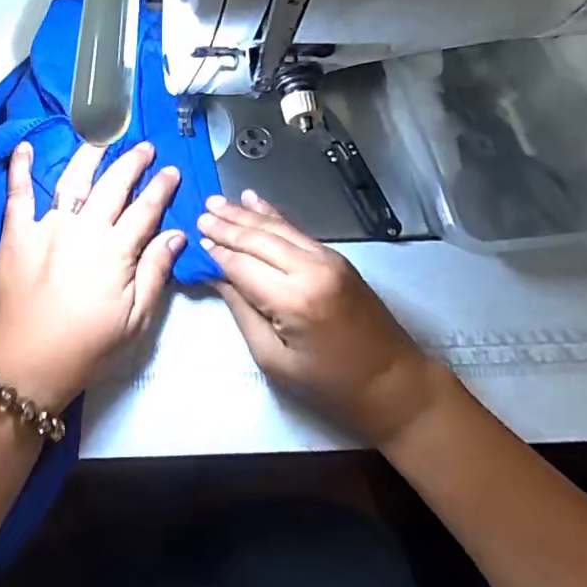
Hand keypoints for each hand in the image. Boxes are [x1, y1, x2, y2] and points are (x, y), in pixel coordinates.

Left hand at [0, 140, 183, 411]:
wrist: (22, 369)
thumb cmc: (86, 349)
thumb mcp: (136, 321)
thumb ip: (155, 272)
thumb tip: (177, 234)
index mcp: (116, 251)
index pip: (146, 209)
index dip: (161, 187)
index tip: (172, 170)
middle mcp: (85, 230)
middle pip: (114, 186)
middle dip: (133, 163)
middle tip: (145, 147)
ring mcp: (48, 229)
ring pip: (73, 181)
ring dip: (90, 155)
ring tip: (101, 137)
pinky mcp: (16, 236)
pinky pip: (18, 196)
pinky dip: (20, 169)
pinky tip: (24, 146)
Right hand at [200, 191, 450, 444]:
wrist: (392, 380)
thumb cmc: (331, 384)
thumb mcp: (276, 360)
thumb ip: (245, 313)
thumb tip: (219, 278)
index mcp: (294, 298)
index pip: (244, 265)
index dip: (218, 252)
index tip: (194, 238)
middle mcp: (311, 268)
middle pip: (261, 239)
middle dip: (229, 225)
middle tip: (201, 211)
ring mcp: (328, 258)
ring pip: (280, 228)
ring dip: (247, 214)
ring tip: (219, 201)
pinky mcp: (337, 258)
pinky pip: (298, 232)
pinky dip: (275, 216)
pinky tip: (256, 202)